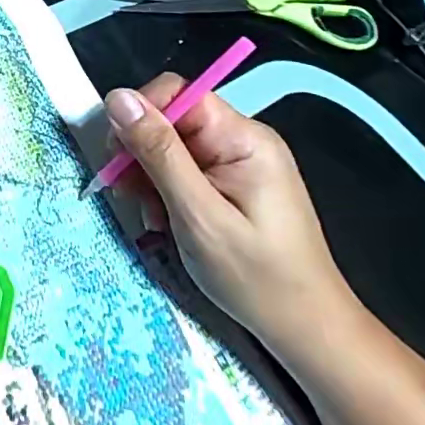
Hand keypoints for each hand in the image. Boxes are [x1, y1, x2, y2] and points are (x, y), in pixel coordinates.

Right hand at [104, 75, 351, 352]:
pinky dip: (168, 193)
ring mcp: (239, 162)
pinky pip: (188, 171)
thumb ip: (157, 153)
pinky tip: (168, 223)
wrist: (308, 331)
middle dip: (143, 154)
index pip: (178, 93)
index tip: (116, 155)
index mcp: (241, 136)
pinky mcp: (234, 184)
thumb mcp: (197, 215)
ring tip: (156, 219)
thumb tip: (118, 96)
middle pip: (173, 120)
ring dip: (153, 178)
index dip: (140, 114)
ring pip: (174, 148)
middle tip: (130, 196)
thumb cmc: (256, 277)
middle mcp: (241, 138)